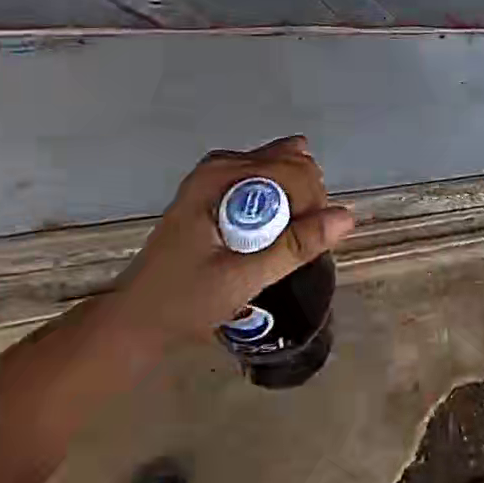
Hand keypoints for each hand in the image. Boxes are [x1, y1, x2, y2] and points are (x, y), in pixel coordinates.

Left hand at [102, 136, 355, 344]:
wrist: (138, 320)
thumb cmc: (185, 301)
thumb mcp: (243, 278)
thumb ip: (294, 246)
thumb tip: (345, 218)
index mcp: (221, 176)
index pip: (292, 168)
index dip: (311, 204)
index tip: (307, 245)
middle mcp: (221, 164)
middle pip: (289, 162)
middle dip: (305, 201)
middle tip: (294, 248)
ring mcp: (218, 174)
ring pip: (282, 170)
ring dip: (295, 203)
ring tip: (284, 244)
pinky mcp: (219, 189)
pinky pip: (267, 182)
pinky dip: (280, 204)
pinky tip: (273, 236)